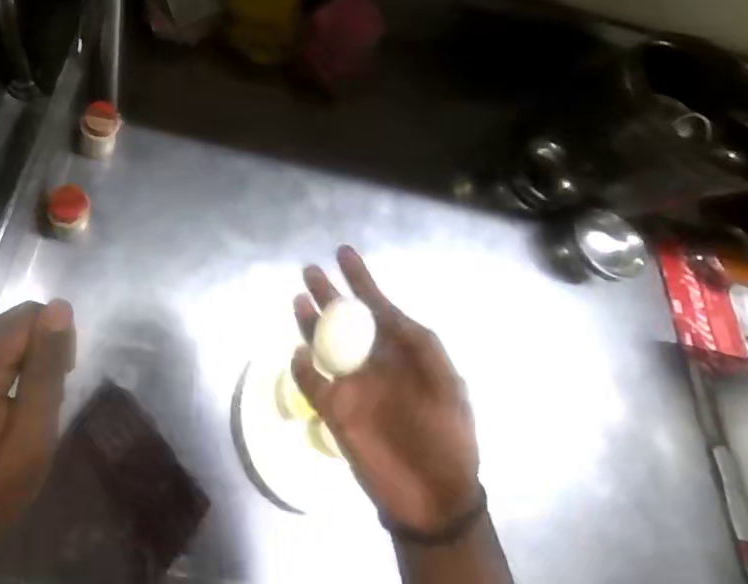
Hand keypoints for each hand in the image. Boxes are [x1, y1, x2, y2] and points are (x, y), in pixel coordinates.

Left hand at [0, 300, 75, 583]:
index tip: (63, 381)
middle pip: (13, 323)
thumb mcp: (30, 440)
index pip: (26, 315)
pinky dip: (12, 374)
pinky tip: (15, 412)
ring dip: (28, 363)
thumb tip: (60, 307)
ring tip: (33, 411)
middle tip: (49, 402)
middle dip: (42, 350)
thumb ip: (46, 371)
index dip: (54, 338)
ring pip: (3, 340)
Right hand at [291, 247, 480, 533]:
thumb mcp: (447, 386)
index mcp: (400, 352)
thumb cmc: (447, 436)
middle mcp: (371, 361)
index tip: (343, 251)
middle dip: (327, 292)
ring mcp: (350, 383)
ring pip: (321, 343)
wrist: (436, 496)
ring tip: (300, 299)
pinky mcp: (333, 409)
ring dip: (309, 321)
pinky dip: (301, 366)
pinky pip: (309, 381)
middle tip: (311, 269)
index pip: (376, 306)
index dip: (360, 279)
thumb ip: (423, 346)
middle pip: (342, 319)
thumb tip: (391, 313)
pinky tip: (300, 352)